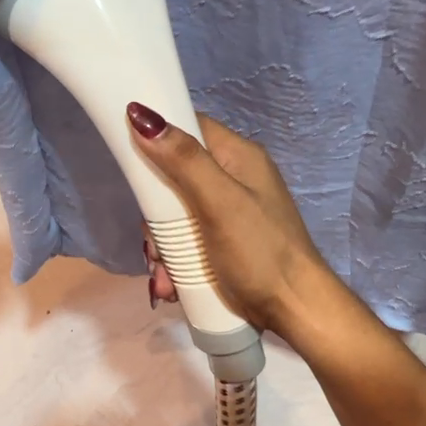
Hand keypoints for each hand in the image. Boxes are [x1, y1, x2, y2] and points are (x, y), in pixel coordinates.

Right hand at [129, 107, 343, 339]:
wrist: (295, 312)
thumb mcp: (219, 203)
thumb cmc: (260, 252)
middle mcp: (232, 178)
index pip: (189, 127)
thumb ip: (183, 160)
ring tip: (162, 274)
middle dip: (155, 215)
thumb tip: (141, 114)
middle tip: (152, 245)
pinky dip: (174, 261)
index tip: (130, 162)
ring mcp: (227, 212)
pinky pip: (185, 241)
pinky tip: (170, 284)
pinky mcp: (222, 242)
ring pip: (174, 214)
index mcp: (238, 156)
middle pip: (173, 176)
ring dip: (161, 246)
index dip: (157, 137)